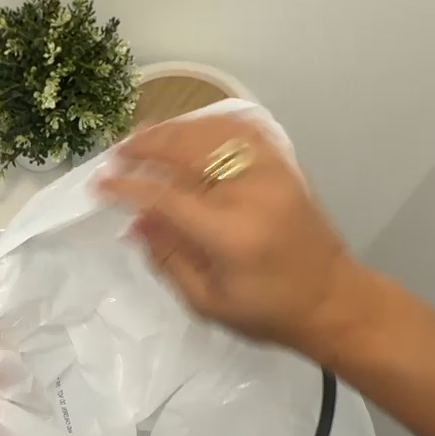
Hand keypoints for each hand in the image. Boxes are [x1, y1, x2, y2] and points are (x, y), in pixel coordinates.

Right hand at [94, 111, 382, 360]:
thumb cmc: (266, 312)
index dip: (127, 188)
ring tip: (143, 135)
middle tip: (116, 154)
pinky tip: (188, 129)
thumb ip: (167, 257)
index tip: (100, 186)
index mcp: (228, 233)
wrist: (334, 301)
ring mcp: (272, 174)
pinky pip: (244, 130)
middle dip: (145, 147)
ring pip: (213, 131)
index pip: (165, 196)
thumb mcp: (205, 300)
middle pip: (187, 150)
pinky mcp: (284, 168)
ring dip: (173, 129)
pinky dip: (210, 123)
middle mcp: (250, 194)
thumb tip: (134, 222)